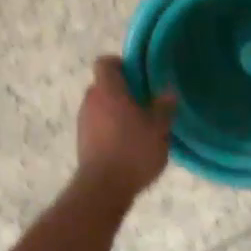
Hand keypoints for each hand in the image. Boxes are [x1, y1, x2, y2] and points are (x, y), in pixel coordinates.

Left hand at [77, 56, 176, 196]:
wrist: (103, 188)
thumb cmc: (133, 150)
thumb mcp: (159, 129)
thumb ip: (164, 107)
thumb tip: (167, 91)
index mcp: (108, 90)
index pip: (105, 63)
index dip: (120, 64)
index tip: (139, 75)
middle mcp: (91, 101)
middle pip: (104, 85)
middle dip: (123, 90)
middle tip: (146, 102)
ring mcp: (83, 121)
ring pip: (101, 106)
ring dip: (117, 111)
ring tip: (139, 126)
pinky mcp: (82, 141)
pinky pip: (98, 124)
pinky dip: (110, 127)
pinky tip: (128, 144)